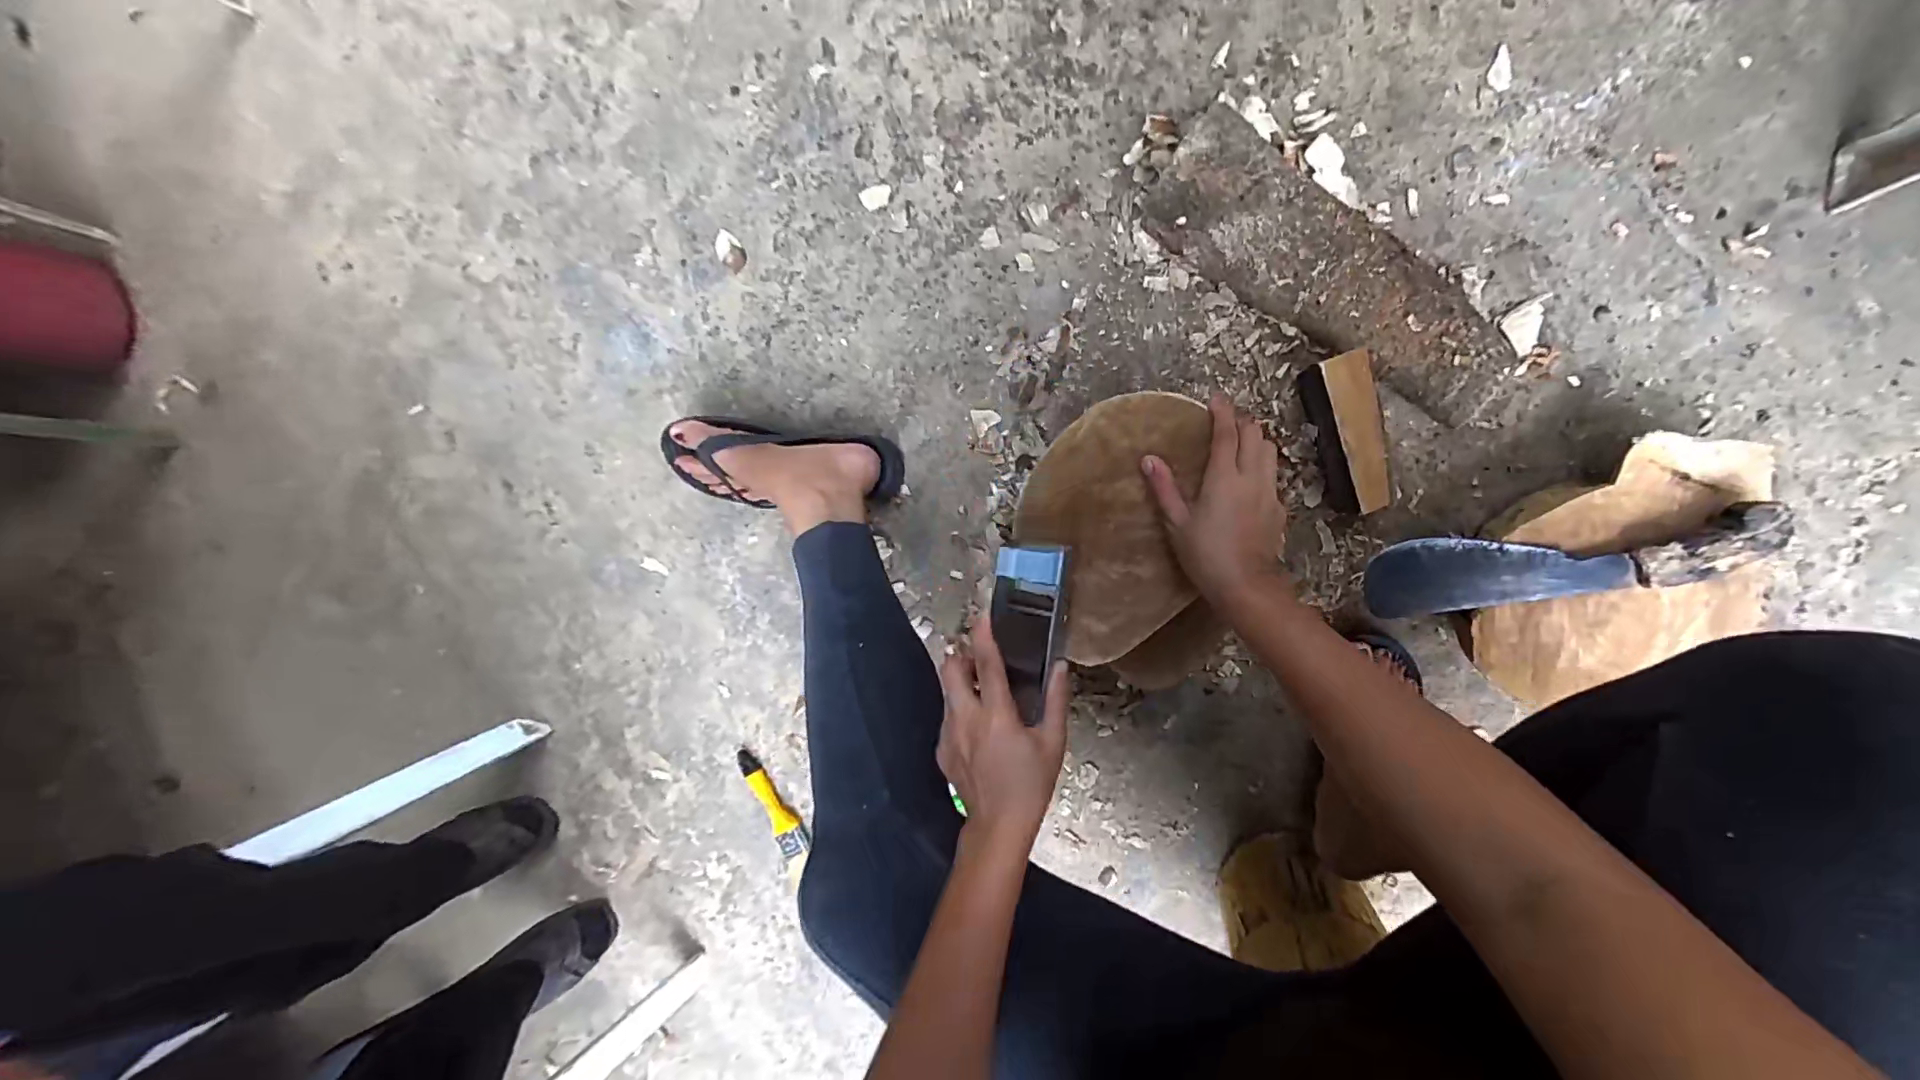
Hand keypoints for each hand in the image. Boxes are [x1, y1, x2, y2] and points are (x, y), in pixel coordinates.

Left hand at [936, 617, 1069, 848]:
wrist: (998, 825)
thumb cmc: (1030, 784)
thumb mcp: (1052, 742)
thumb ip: (1055, 700)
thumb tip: (1060, 667)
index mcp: (996, 715)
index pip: (987, 664)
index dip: (983, 635)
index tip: (982, 616)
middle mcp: (966, 719)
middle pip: (949, 669)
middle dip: (961, 655)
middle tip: (980, 660)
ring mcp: (948, 734)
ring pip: (946, 692)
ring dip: (961, 684)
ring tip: (983, 695)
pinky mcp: (941, 749)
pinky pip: (946, 717)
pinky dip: (959, 711)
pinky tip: (978, 729)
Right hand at [1141, 393, 1288, 605]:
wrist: (1246, 584)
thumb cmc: (1205, 554)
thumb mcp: (1177, 522)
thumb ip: (1164, 488)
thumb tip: (1149, 459)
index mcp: (1224, 477)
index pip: (1227, 433)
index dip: (1222, 412)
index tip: (1216, 398)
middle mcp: (1252, 477)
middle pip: (1255, 435)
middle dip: (1242, 422)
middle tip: (1226, 420)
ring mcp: (1270, 492)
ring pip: (1270, 452)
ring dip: (1256, 440)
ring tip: (1241, 442)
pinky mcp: (1279, 508)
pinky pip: (1273, 475)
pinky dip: (1262, 465)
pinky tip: (1249, 479)